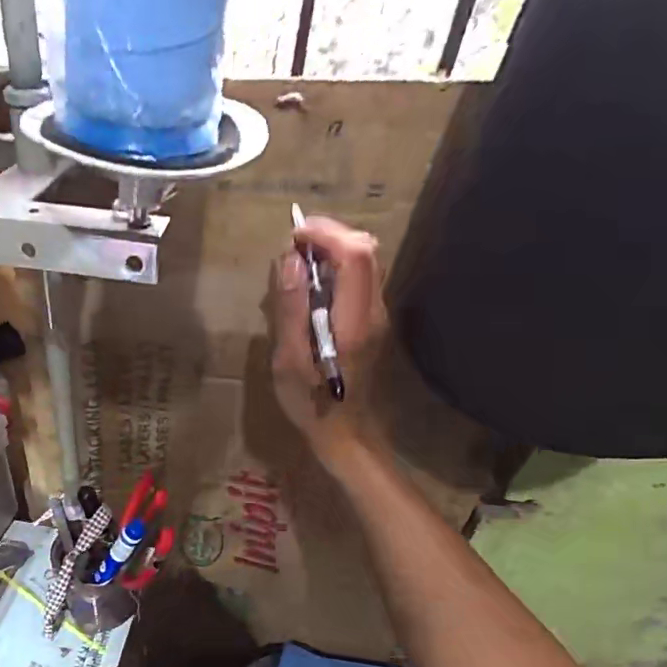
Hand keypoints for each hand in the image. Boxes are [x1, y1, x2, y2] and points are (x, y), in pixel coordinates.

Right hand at [266, 216, 388, 452]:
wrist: (345, 432)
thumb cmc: (310, 402)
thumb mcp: (289, 359)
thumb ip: (291, 308)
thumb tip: (291, 260)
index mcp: (354, 320)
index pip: (355, 255)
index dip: (326, 234)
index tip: (294, 235)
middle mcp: (374, 311)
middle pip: (366, 250)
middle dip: (331, 234)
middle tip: (294, 241)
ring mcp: (377, 315)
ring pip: (366, 261)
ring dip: (334, 248)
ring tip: (299, 257)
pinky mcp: (371, 321)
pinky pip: (359, 279)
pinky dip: (337, 266)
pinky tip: (312, 281)